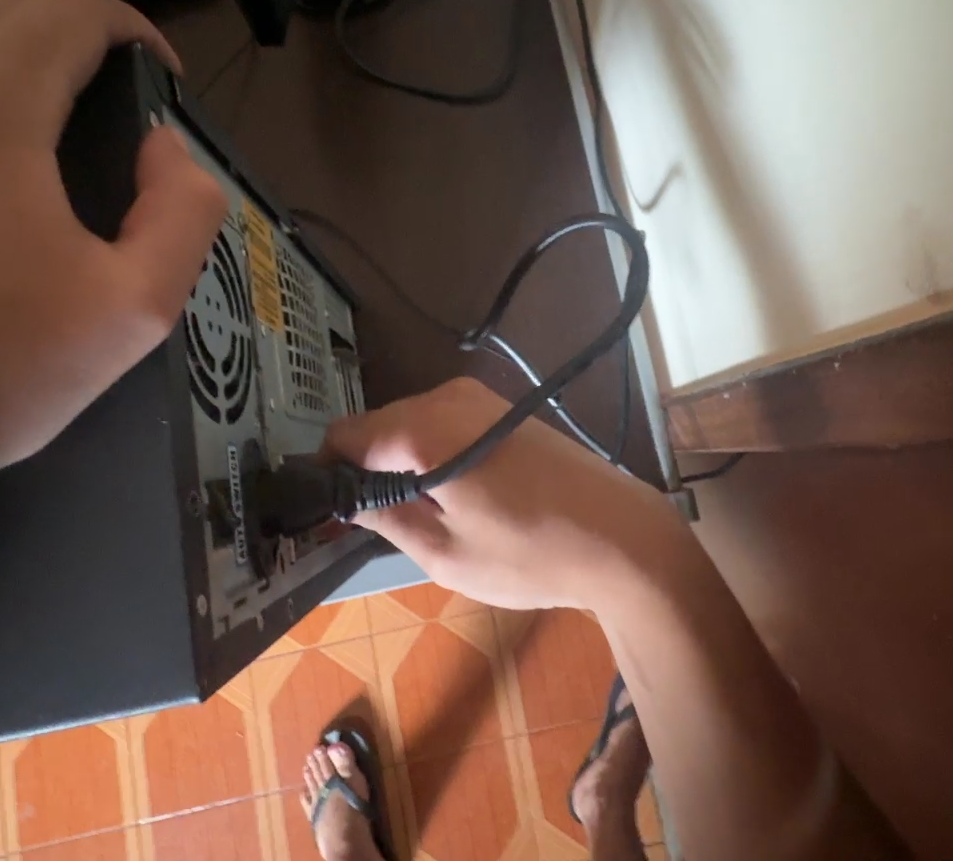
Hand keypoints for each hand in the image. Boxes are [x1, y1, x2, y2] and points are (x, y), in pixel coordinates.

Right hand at [327, 377, 689, 610]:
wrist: (623, 536)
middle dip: (365, 469)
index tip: (332, 514)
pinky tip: (457, 495)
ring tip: (422, 516)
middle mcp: (448, 398)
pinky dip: (433, 452)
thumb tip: (342, 498)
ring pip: (411, 422)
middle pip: (377, 426)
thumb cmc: (531, 554)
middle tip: (376, 525)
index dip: (329, 474)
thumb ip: (384, 517)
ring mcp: (481, 397)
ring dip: (401, 462)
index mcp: (424, 430)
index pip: (344, 435)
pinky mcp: (504, 407)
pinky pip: (445, 422)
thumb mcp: (445, 553)